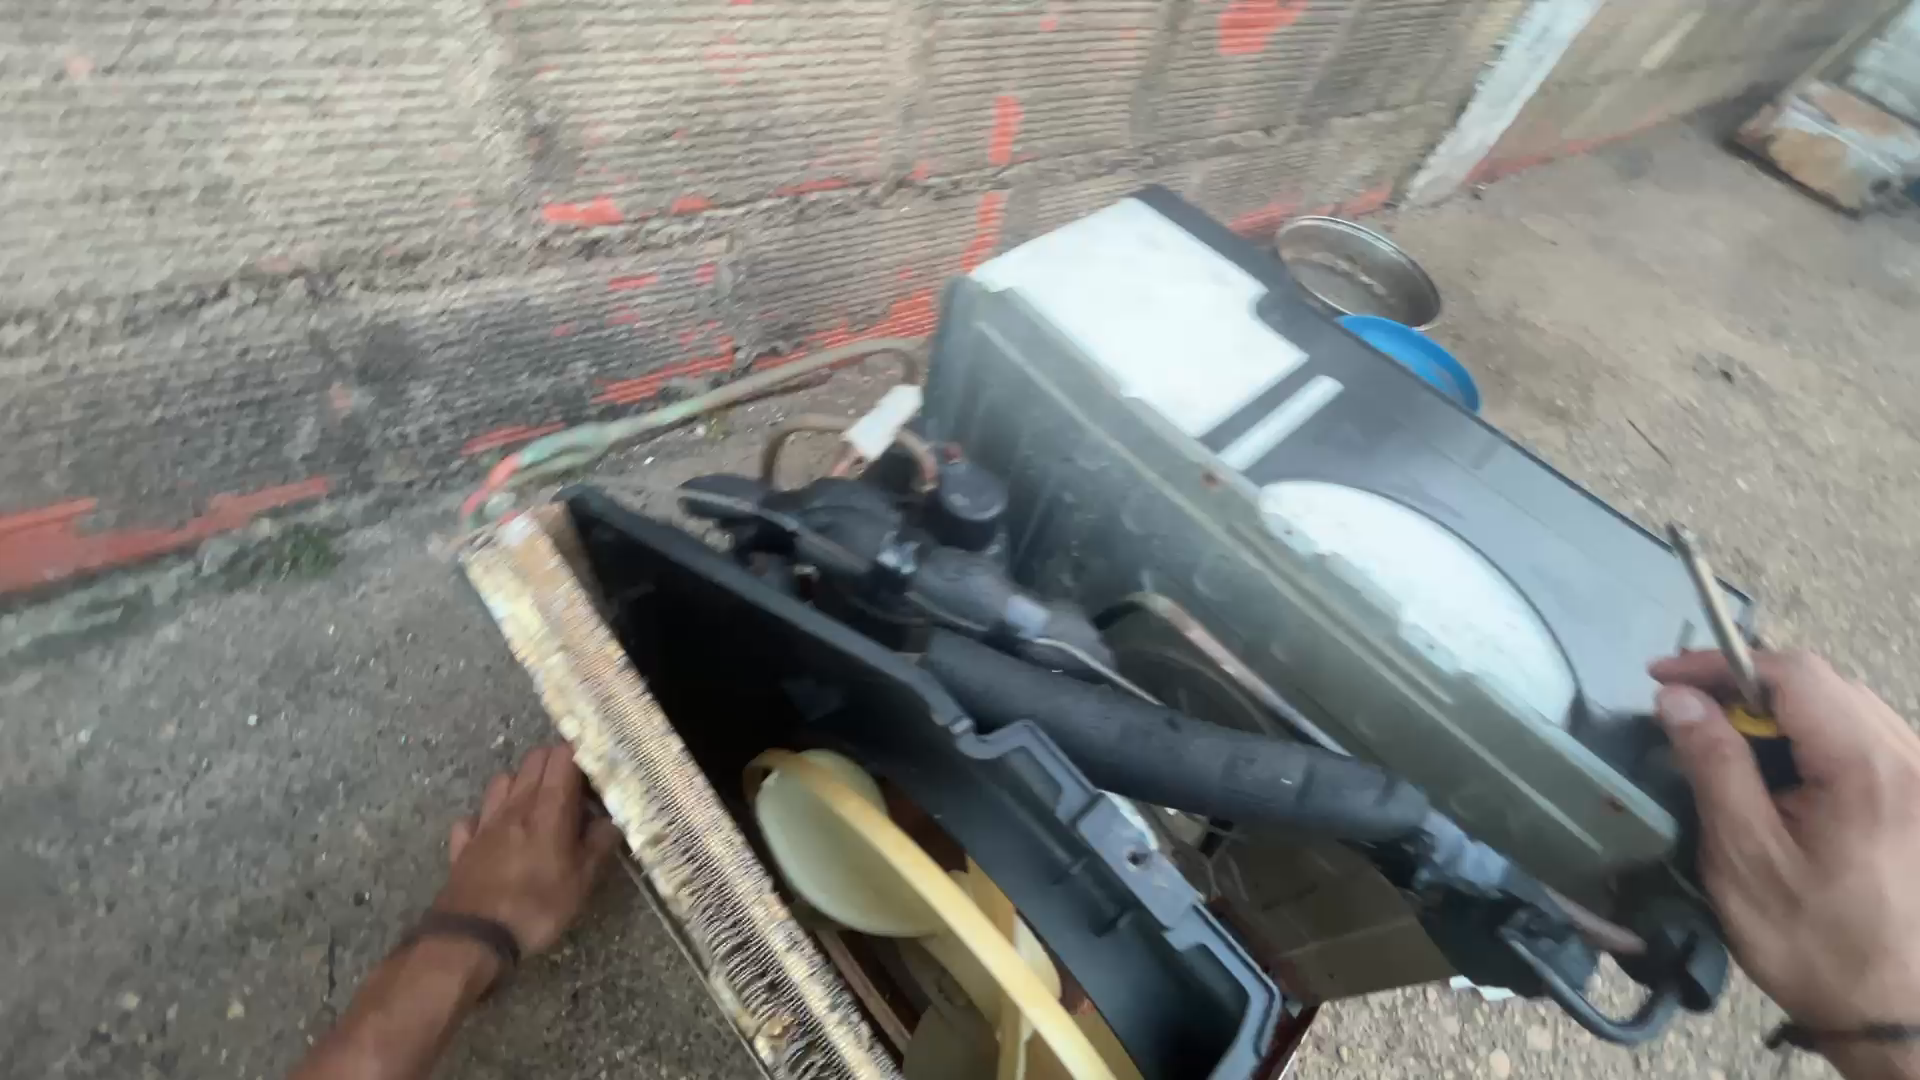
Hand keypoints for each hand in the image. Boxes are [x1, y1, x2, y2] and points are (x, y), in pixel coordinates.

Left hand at [436, 744, 622, 957]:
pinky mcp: (462, 846)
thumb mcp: (583, 880)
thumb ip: (600, 842)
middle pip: (534, 758)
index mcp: (549, 807)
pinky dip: (486, 818)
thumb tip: (611, 820)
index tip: (596, 771)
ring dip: (522, 783)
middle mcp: (516, 804)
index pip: (564, 754)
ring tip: (538, 805)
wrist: (468, 941)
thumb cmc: (535, 906)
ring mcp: (484, 823)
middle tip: (575, 787)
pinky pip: (474, 817)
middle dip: (556, 762)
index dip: (582, 754)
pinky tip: (496, 834)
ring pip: (503, 780)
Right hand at [1651, 649, 1919, 1038]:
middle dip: (1743, 685)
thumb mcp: (1743, 849)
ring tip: (1717, 735)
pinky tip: (1774, 767)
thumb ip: (1713, 761)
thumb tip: (1677, 697)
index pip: (1796, 675)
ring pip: (1849, 710)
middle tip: (1680, 706)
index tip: (1660, 678)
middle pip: (1826, 686)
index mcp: (1873, 772)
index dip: (1720, 664)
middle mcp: (1918, 767)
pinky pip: (1869, 742)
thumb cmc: (1811, 936)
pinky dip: (1809, 736)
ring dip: (1776, 710)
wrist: (1904, 1021)